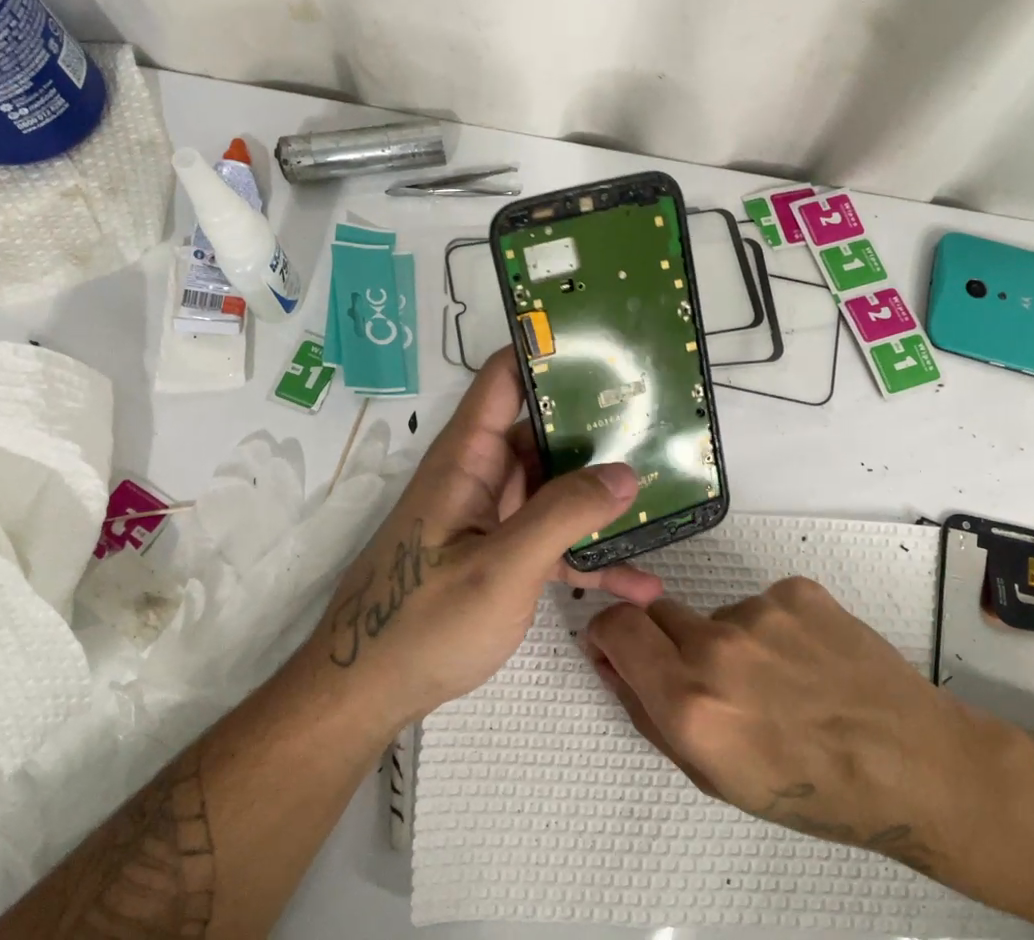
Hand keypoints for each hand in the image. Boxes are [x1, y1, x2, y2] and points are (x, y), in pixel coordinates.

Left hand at [303, 347, 663, 730]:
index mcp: (466, 460)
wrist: (367, 694)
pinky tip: (637, 581)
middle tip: (664, 419)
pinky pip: (550, 543)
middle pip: (543, 434)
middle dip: (599, 427)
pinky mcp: (497, 558)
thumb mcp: (501, 569)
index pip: (504, 379)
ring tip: (666, 497)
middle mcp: (478, 478)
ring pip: (554, 491)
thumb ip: (563, 516)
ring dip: (603, 500)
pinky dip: (588, 556)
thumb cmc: (423, 623)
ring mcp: (488, 520)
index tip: (607, 340)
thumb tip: (625, 472)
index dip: (547, 350)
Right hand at [586, 577, 967, 870]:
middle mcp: (717, 649)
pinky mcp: (797, 592)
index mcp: (689, 703)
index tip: (620, 648)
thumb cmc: (809, 791)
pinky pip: (760, 604)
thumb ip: (649, 714)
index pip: (615, 627)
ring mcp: (760, 614)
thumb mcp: (713, 776)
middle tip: (708, 680)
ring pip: (714, 615)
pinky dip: (771, 630)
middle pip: (656, 612)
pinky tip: (807, 662)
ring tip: (778, 682)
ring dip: (727, 642)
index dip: (609, 634)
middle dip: (665, 642)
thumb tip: (611, 662)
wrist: (909, 762)